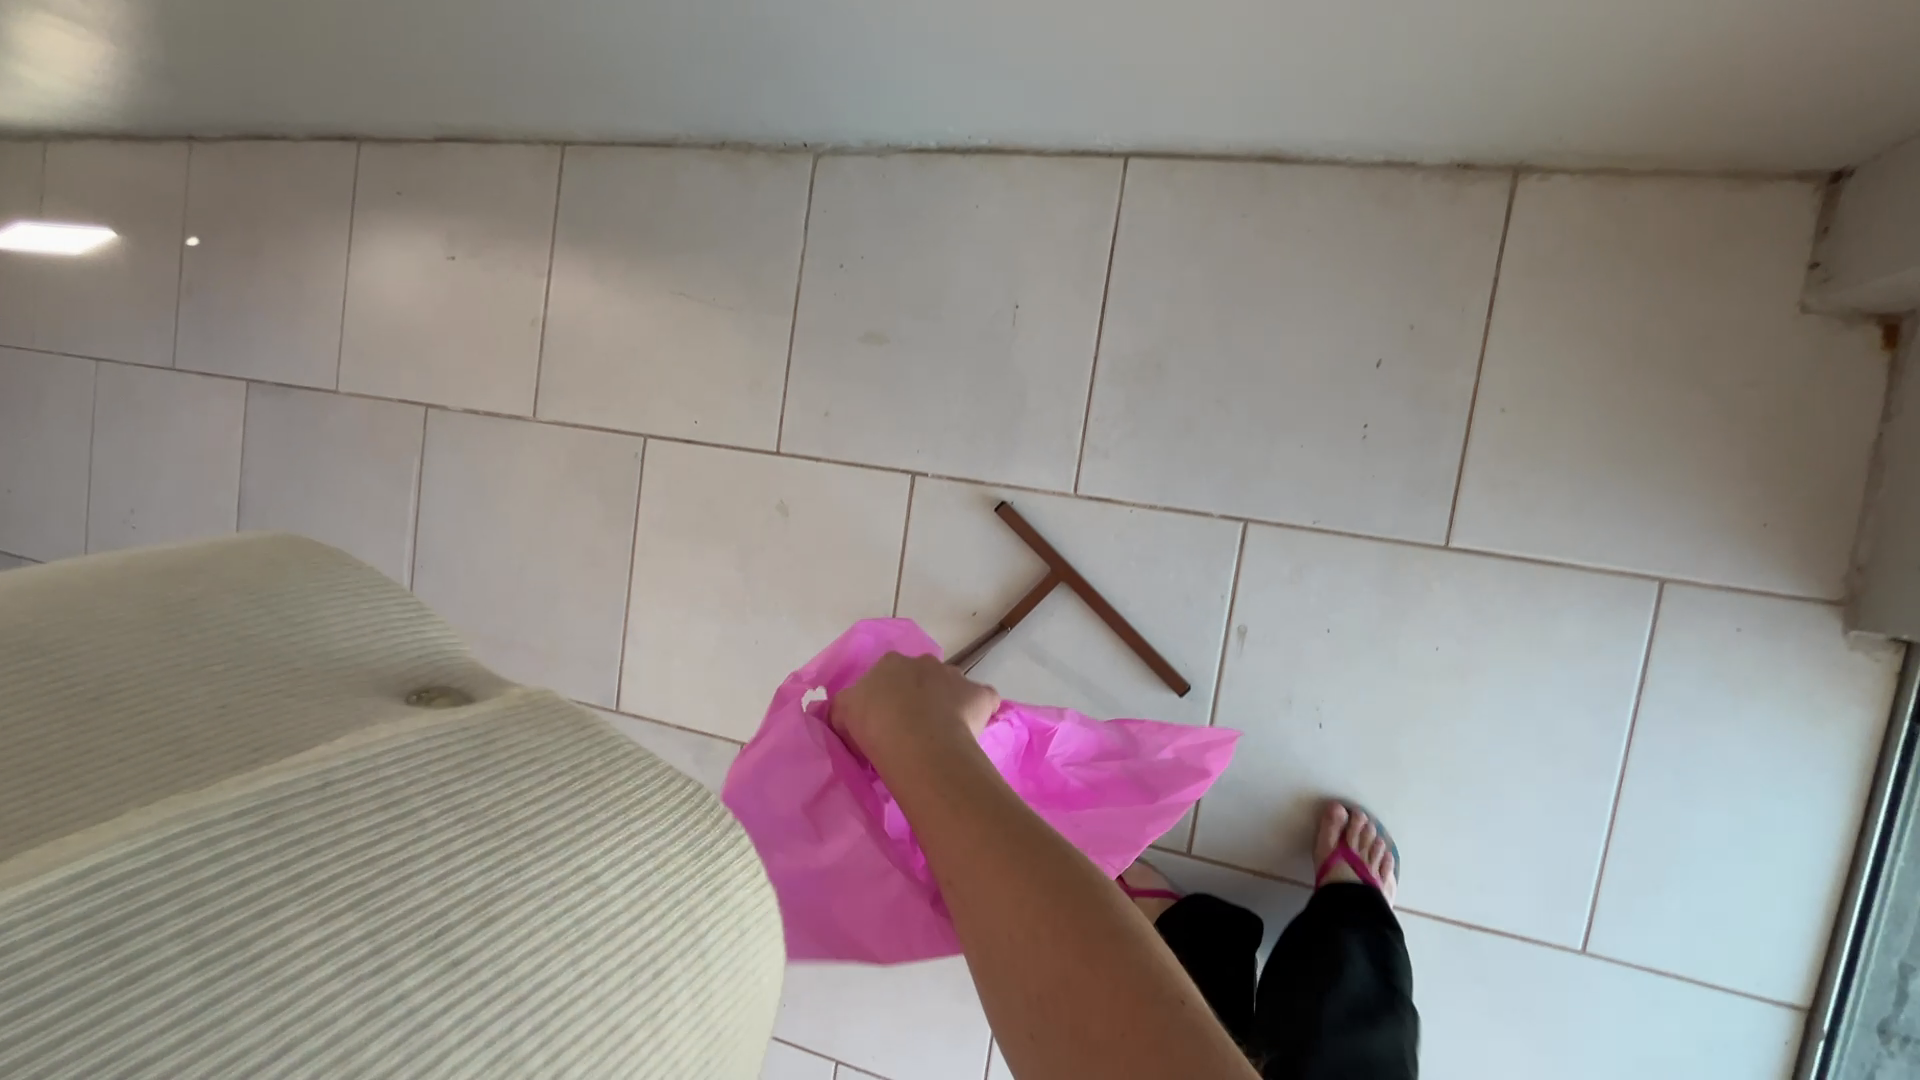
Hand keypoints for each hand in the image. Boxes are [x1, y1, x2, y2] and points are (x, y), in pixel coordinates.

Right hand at [832, 652, 999, 759]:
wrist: (914, 739)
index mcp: (890, 663)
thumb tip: (839, 712)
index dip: (888, 698)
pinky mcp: (981, 695)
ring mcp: (956, 676)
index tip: (885, 723)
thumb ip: (841, 708)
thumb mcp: (841, 714)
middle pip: (923, 679)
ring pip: (953, 689)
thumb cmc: (873, 725)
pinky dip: (980, 713)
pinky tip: (972, 733)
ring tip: (941, 738)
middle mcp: (925, 662)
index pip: (889, 675)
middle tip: (912, 731)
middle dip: (920, 699)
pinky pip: (983, 702)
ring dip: (949, 706)